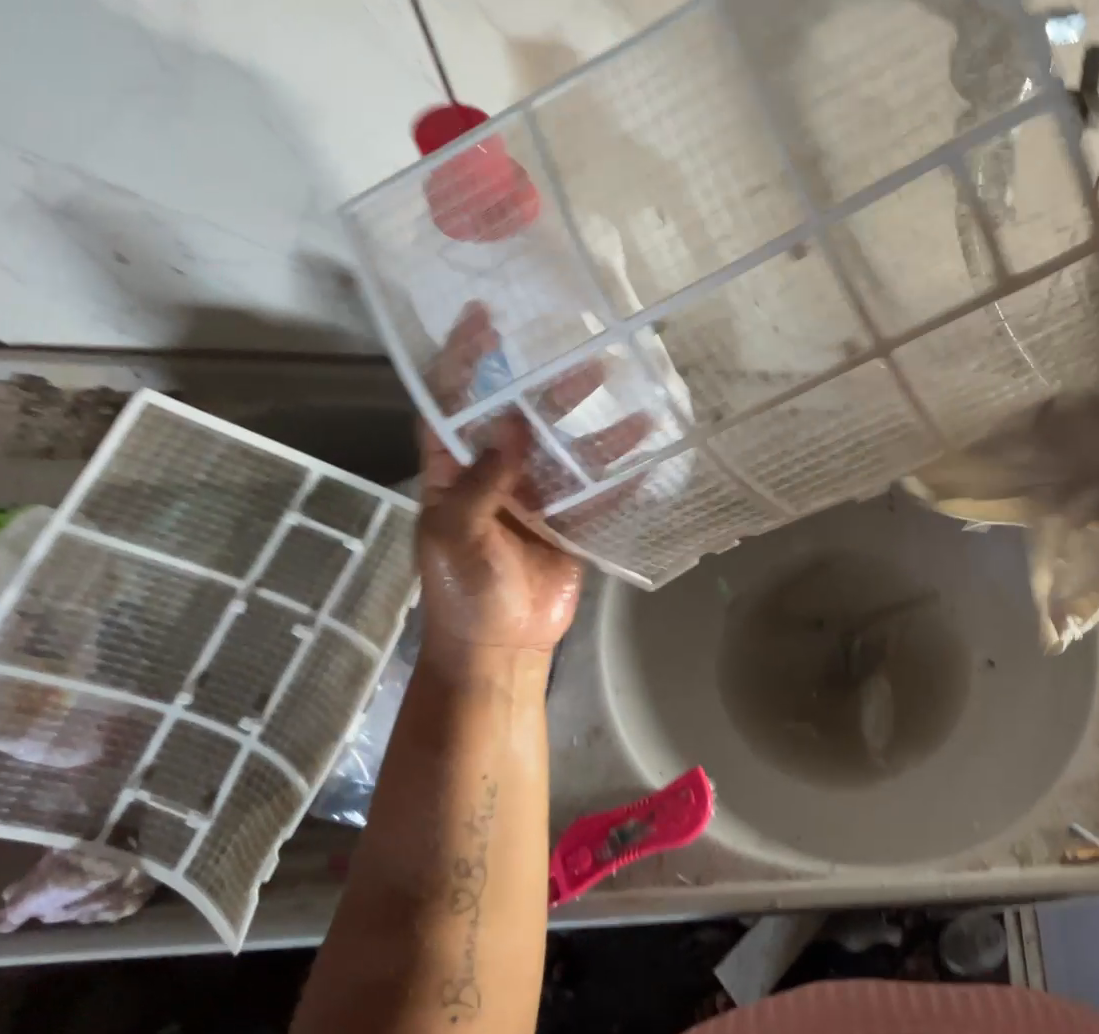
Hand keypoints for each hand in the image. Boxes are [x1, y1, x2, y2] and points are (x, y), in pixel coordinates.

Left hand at [414, 303, 643, 659]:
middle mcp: (495, 475)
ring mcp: (536, 498)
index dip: (464, 361)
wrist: (501, 646)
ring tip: (632, 401)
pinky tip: (647, 452)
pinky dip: (621, 475)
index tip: (485, 321)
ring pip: (567, 451)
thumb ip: (480, 481)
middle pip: (523, 419)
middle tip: (586, 361)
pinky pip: (597, 491)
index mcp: (451, 471)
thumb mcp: (455, 534)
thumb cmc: (462, 590)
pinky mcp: (570, 523)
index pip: (452, 403)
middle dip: (550, 389)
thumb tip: (512, 427)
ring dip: (597, 427)